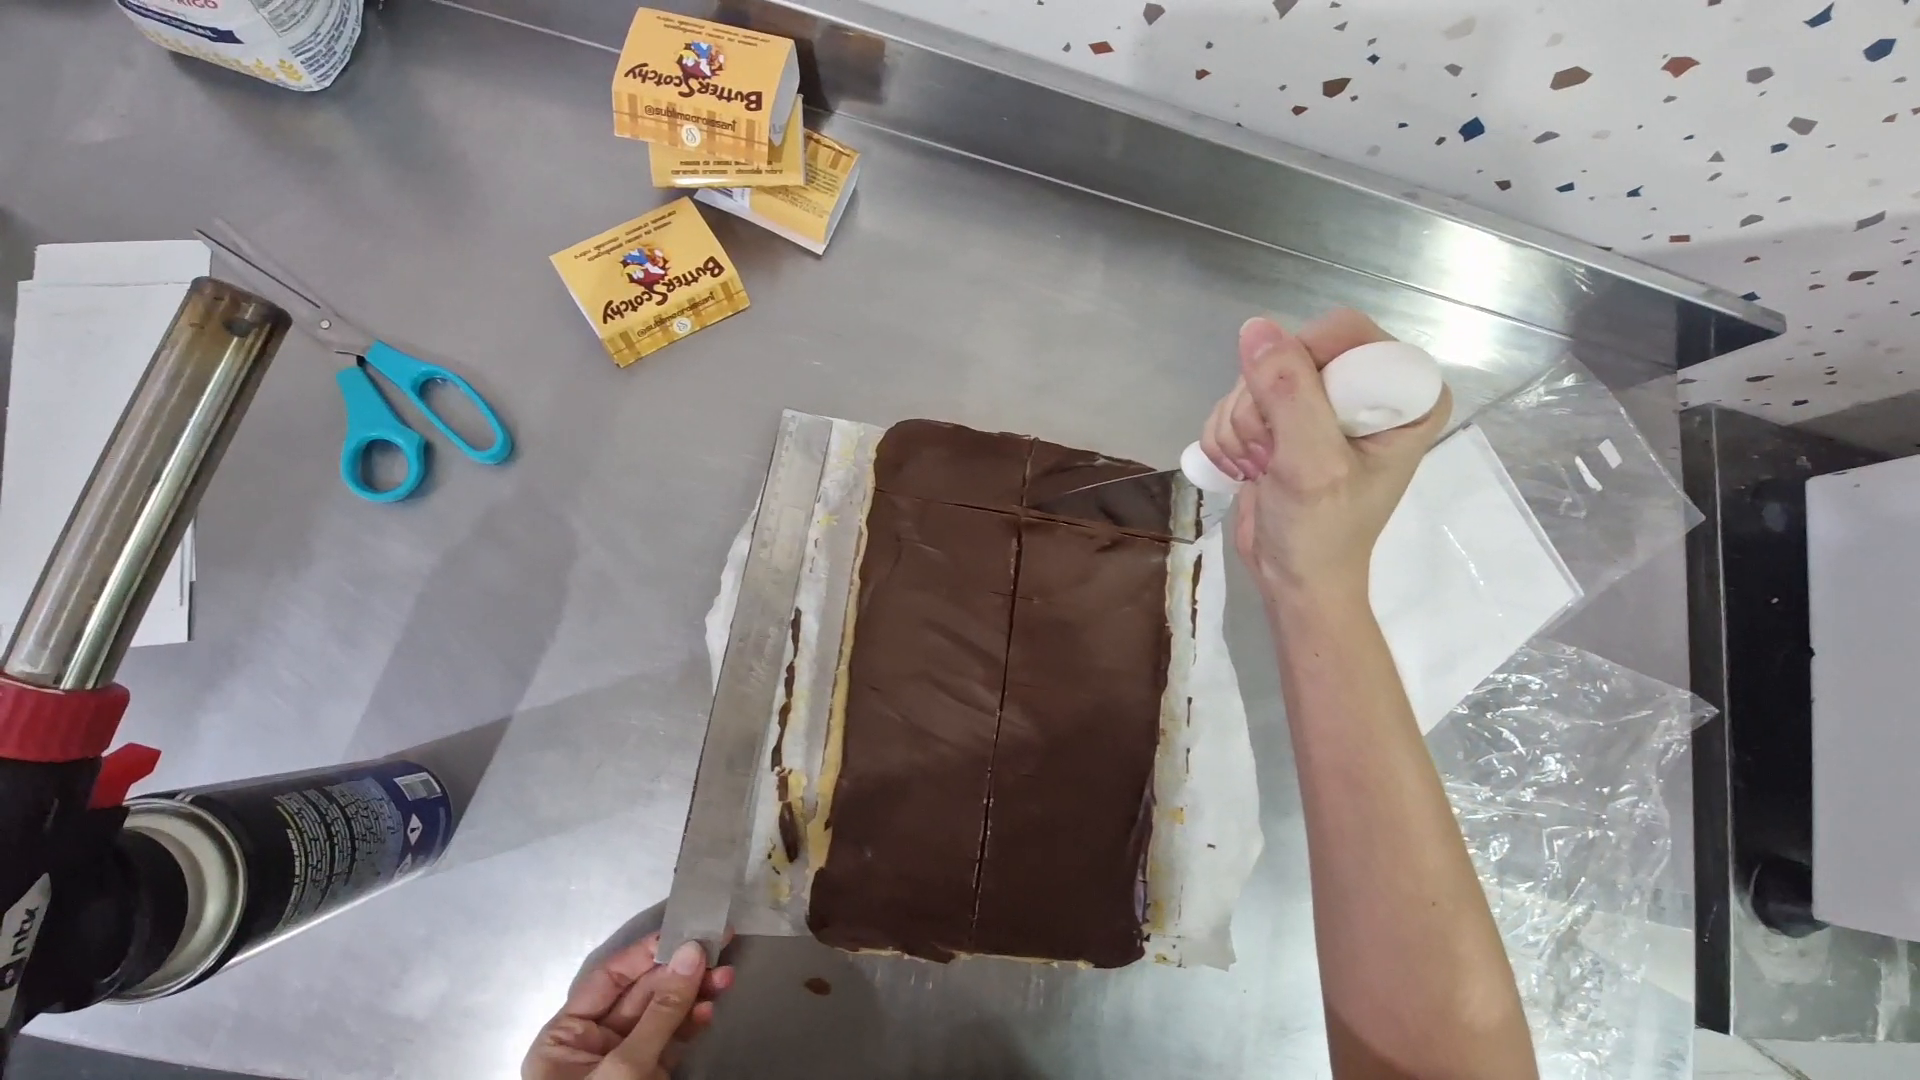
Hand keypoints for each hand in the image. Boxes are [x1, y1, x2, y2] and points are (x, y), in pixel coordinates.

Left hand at [522, 935, 735, 1079]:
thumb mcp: (622, 1069)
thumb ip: (660, 1011)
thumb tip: (693, 951)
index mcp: (565, 1037)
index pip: (609, 978)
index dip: (647, 952)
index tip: (687, 930)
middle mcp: (592, 1044)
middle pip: (642, 993)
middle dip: (681, 972)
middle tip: (721, 950)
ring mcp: (622, 1064)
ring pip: (662, 1015)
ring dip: (694, 995)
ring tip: (726, 977)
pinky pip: (671, 1041)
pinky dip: (691, 1024)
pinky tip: (710, 1010)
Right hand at [1201, 311, 1449, 604]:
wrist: (1294, 580)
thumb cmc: (1322, 531)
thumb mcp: (1310, 462)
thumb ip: (1288, 392)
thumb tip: (1253, 328)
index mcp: (1404, 393)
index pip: (1342, 334)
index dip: (1301, 366)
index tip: (1289, 420)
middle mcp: (1363, 391)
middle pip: (1287, 353)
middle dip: (1261, 407)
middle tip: (1272, 455)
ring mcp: (1317, 406)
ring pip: (1252, 378)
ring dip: (1239, 428)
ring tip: (1260, 468)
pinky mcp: (1279, 424)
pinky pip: (1233, 403)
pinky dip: (1226, 438)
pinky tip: (1244, 469)